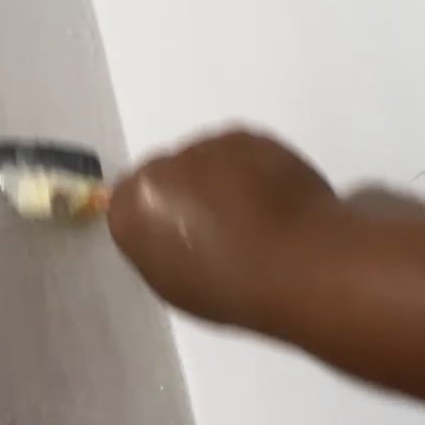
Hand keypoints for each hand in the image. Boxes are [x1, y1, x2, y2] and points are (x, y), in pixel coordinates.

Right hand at [108, 129, 350, 328]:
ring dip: (216, 181)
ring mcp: (205, 146)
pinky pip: (237, 154)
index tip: (177, 243)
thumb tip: (166, 230)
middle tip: (213, 230)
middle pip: (163, 177)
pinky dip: (248, 171)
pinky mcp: (249, 135)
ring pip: (201, 162)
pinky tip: (269, 201)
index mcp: (130, 207)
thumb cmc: (226, 289)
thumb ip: (156, 245)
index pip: (127, 205)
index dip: (154, 223)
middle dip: (182, 195)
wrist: (297, 263)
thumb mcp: (169, 282)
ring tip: (248, 216)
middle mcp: (159, 168)